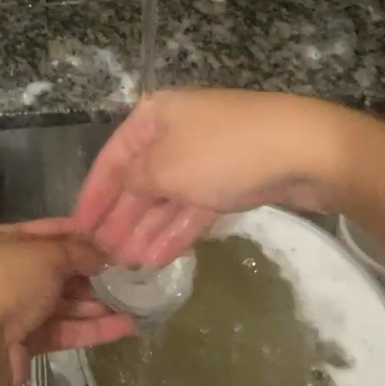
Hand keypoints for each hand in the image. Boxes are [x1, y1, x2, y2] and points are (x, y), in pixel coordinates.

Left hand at [0, 218, 136, 385]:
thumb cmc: (8, 283)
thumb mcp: (45, 255)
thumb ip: (77, 252)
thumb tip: (102, 255)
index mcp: (1, 240)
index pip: (47, 230)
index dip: (80, 234)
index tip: (114, 238)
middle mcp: (6, 270)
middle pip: (57, 268)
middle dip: (93, 273)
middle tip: (130, 273)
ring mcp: (16, 307)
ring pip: (64, 302)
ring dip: (98, 302)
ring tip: (136, 302)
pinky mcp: (27, 339)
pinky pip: (65, 329)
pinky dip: (93, 328)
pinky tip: (127, 327)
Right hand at [72, 89, 352, 267]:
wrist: (308, 151)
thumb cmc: (223, 152)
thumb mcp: (165, 167)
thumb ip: (134, 180)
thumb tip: (124, 187)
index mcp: (152, 117)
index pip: (111, 160)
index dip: (92, 196)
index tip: (76, 230)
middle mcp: (174, 132)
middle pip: (138, 181)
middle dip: (120, 220)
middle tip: (101, 258)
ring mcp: (205, 157)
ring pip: (166, 198)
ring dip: (146, 231)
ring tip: (127, 268)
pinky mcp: (232, 180)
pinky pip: (193, 207)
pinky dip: (176, 231)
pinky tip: (159, 259)